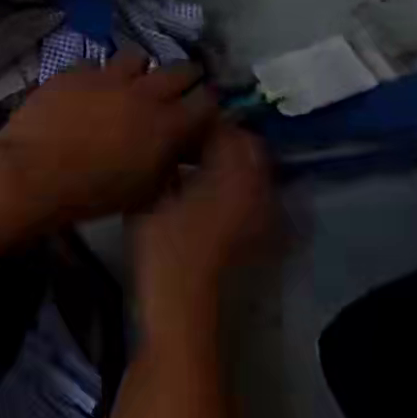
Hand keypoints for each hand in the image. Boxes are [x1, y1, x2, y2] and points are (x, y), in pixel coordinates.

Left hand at [0, 53, 217, 226]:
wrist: (35, 172)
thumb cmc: (94, 192)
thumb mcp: (146, 186)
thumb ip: (169, 160)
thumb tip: (177, 147)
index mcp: (168, 123)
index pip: (207, 101)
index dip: (206, 104)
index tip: (200, 110)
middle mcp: (143, 92)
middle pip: (179, 69)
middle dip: (183, 77)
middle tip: (175, 88)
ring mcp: (105, 77)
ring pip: (135, 57)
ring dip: (139, 68)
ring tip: (129, 82)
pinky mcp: (72, 72)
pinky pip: (93, 64)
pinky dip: (96, 74)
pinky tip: (88, 88)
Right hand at [133, 123, 273, 324]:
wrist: (182, 300)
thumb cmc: (163, 240)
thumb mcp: (153, 186)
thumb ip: (168, 151)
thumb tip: (169, 127)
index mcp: (239, 173)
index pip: (228, 127)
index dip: (198, 118)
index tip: (169, 117)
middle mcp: (261, 188)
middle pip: (244, 147)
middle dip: (214, 137)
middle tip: (173, 137)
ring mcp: (263, 214)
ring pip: (245, 170)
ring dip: (220, 160)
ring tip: (180, 161)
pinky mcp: (256, 233)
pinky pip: (245, 192)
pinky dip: (224, 183)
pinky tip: (192, 190)